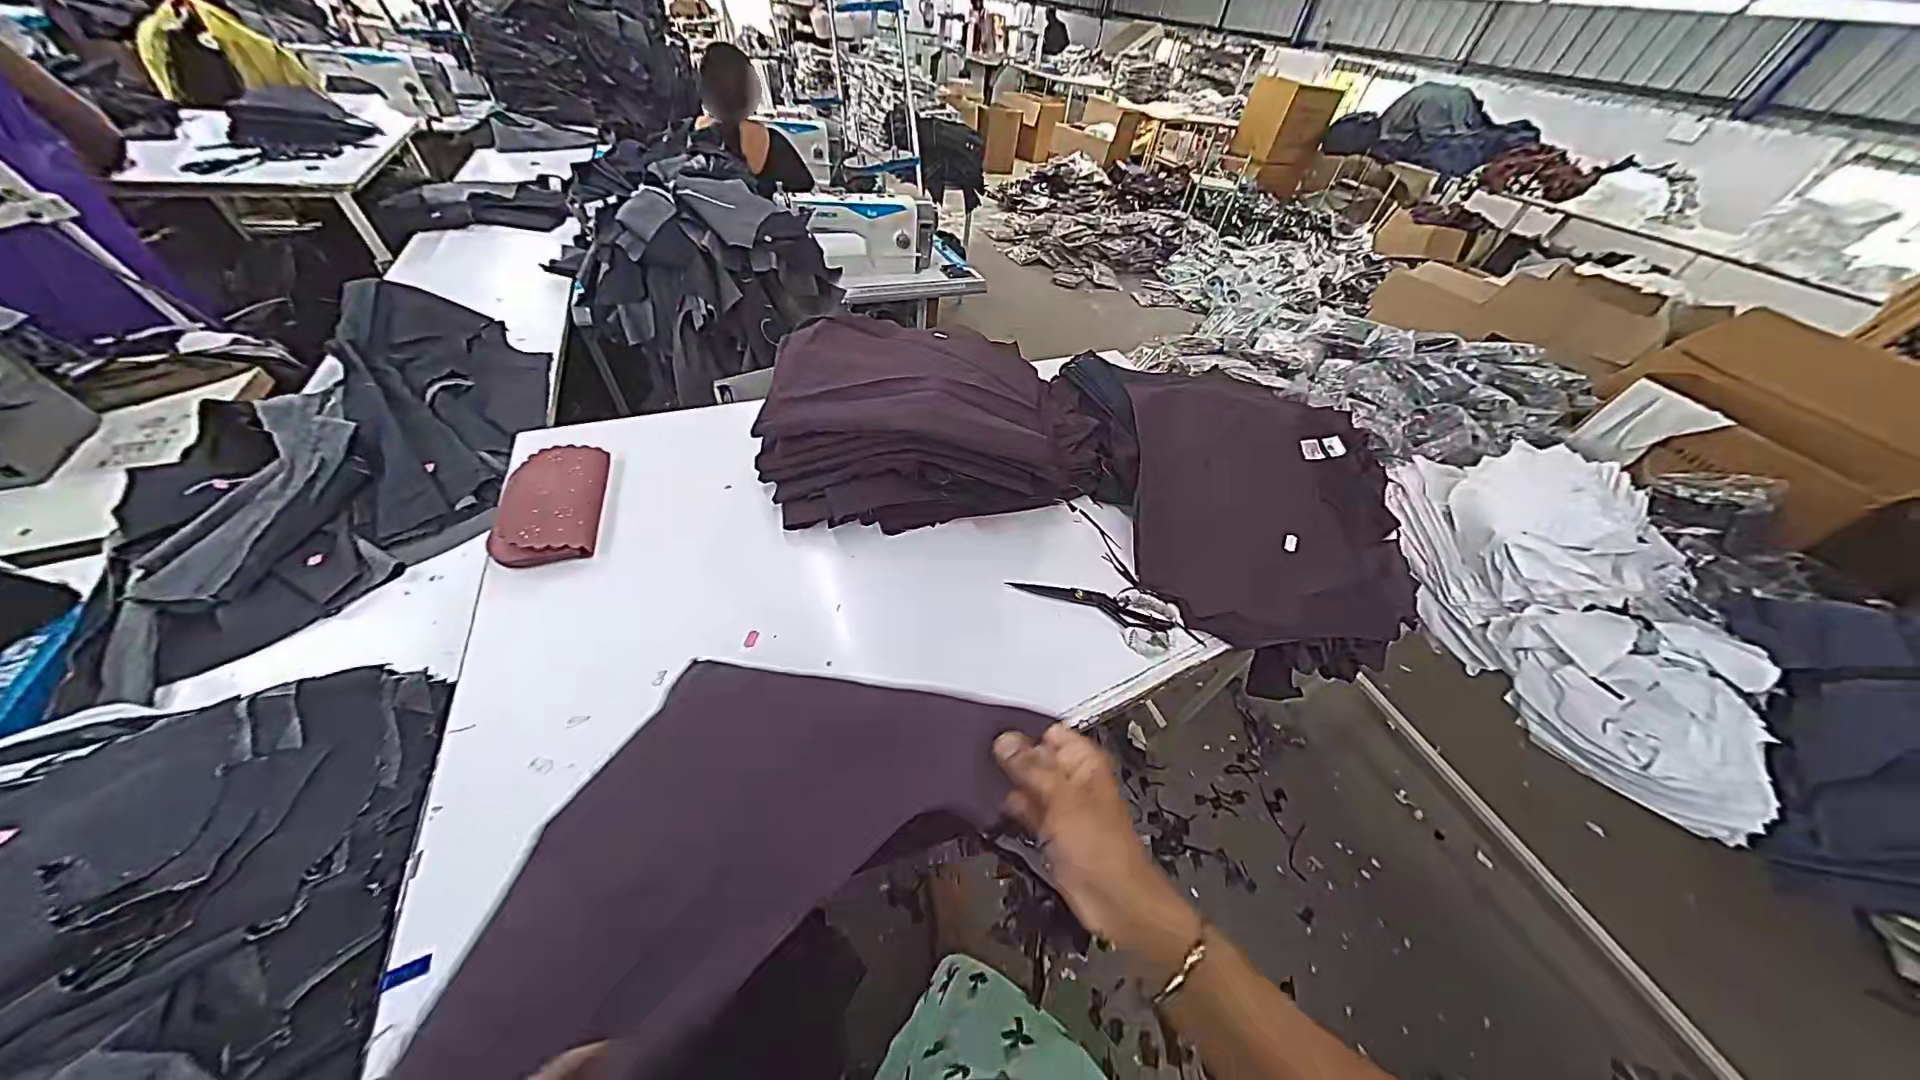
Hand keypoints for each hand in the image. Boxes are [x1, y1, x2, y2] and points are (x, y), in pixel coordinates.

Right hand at [994, 725, 1200, 972]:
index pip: (1051, 734)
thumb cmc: (1105, 849)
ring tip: (985, 778)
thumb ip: (1031, 767)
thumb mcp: (1062, 798)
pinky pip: (1028, 811)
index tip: (998, 734)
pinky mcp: (1052, 832)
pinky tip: (996, 805)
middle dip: (1014, 758)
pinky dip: (1014, 808)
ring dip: (1011, 784)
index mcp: (1085, 763)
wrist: (1114, 901)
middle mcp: (1074, 782)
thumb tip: (1006, 741)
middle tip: (986, 756)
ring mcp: (1062, 807)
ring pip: (1030, 785)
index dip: (1026, 733)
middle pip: (1038, 759)